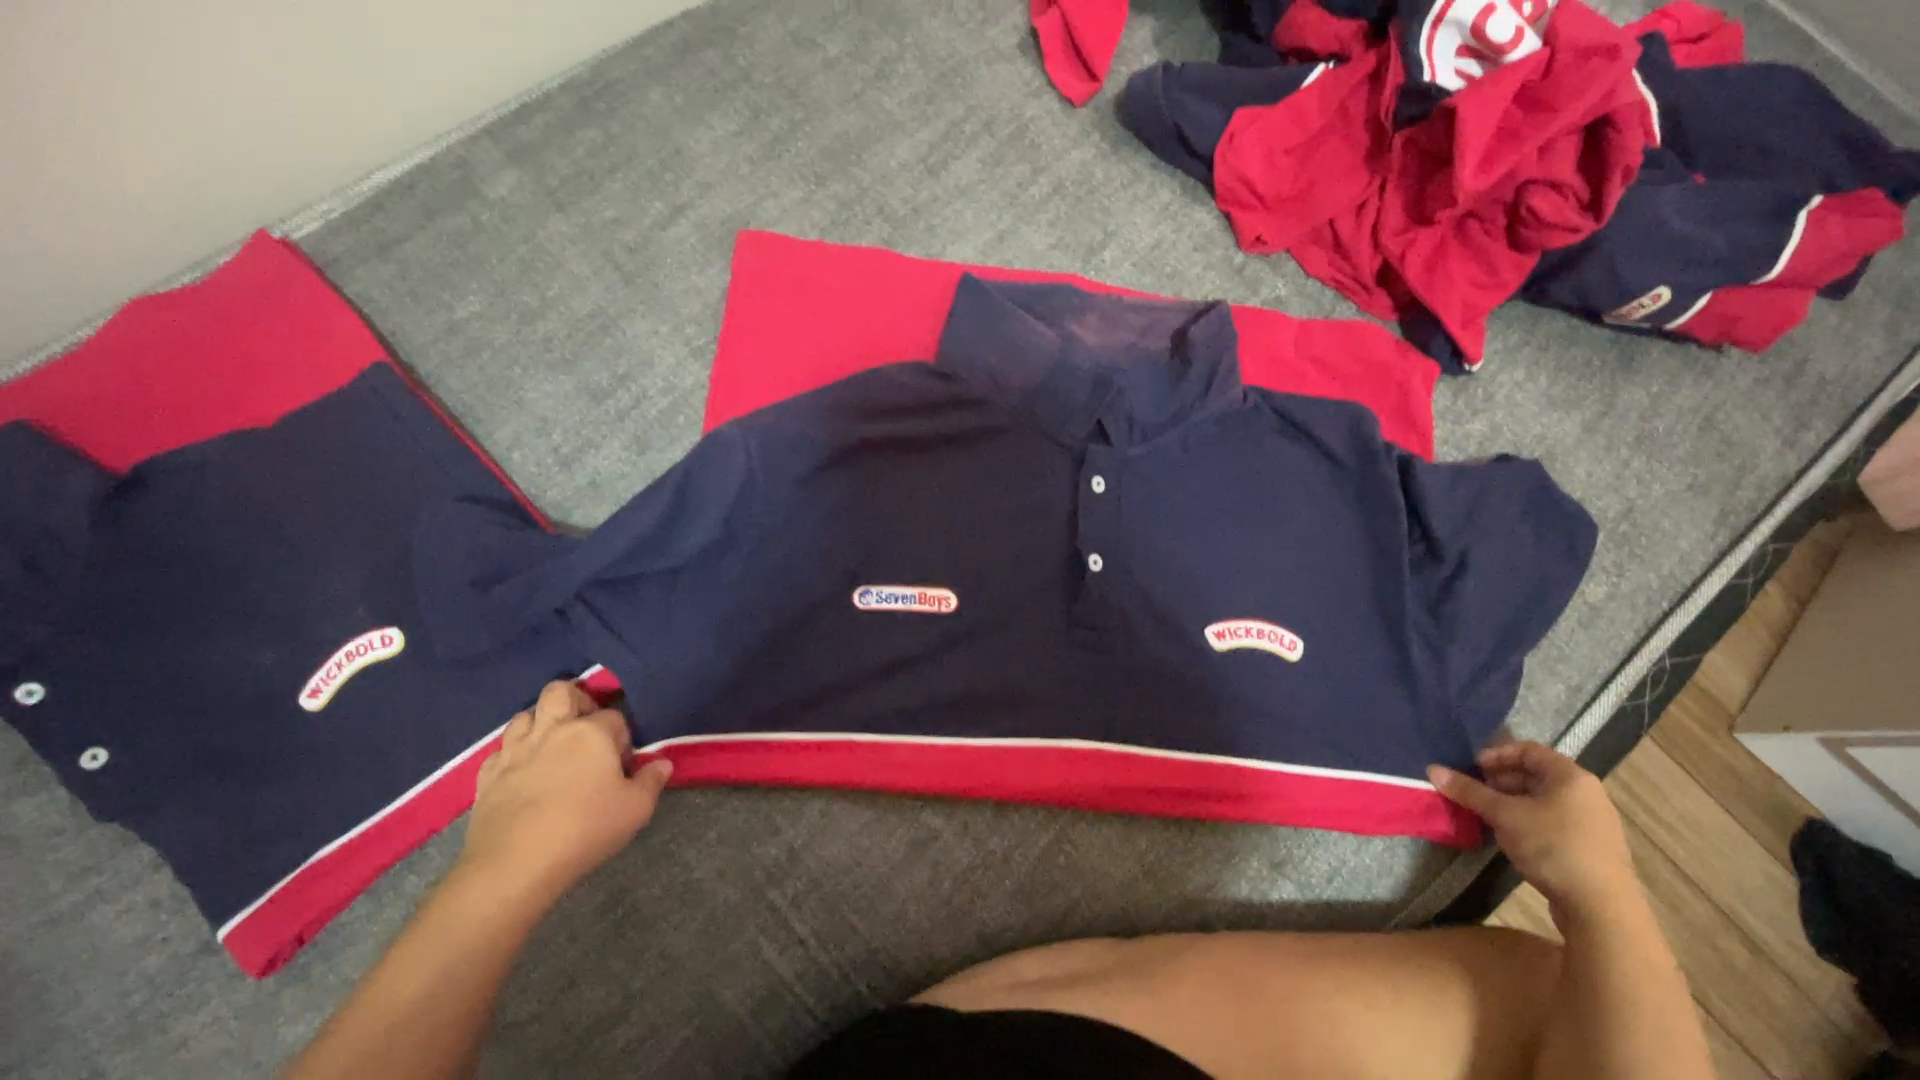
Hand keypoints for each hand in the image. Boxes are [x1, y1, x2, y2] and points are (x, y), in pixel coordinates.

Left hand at [458, 681, 672, 900]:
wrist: (516, 862)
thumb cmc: (585, 829)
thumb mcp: (635, 809)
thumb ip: (651, 781)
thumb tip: (662, 763)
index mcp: (590, 733)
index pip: (614, 717)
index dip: (622, 737)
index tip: (622, 763)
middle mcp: (551, 730)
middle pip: (560, 692)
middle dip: (575, 701)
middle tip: (585, 729)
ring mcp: (514, 750)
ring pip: (525, 714)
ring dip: (540, 722)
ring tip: (552, 747)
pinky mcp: (488, 773)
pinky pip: (501, 749)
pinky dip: (513, 753)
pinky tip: (522, 771)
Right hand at [1428, 742, 1639, 922]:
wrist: (1600, 906)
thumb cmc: (1552, 846)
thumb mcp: (1504, 815)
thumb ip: (1469, 791)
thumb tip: (1433, 770)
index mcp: (1571, 777)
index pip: (1528, 750)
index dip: (1496, 754)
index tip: (1471, 768)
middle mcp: (1586, 794)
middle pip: (1537, 775)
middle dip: (1500, 780)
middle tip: (1473, 792)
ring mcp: (1592, 822)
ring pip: (1544, 801)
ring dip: (1512, 803)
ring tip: (1485, 815)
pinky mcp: (1590, 847)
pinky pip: (1553, 821)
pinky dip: (1528, 821)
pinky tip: (1510, 837)